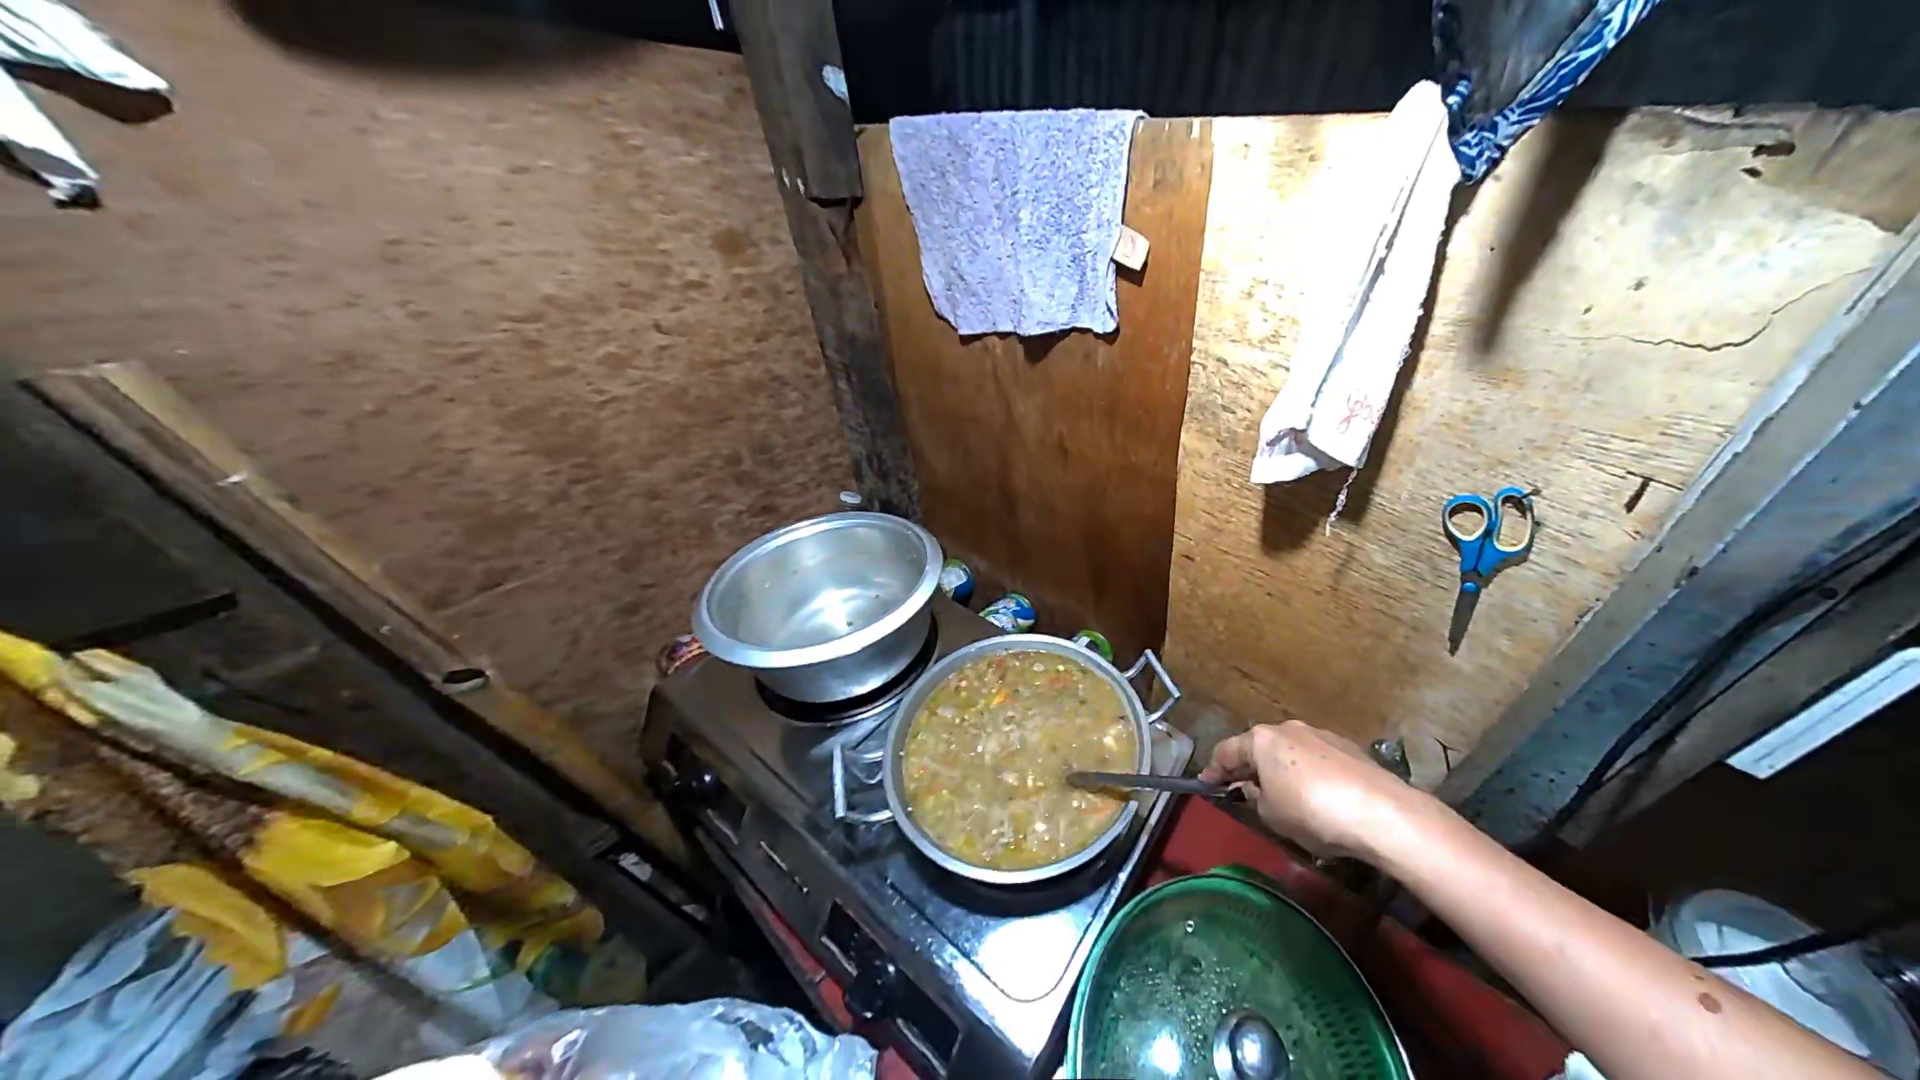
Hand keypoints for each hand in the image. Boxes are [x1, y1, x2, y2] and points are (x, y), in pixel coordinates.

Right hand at [1198, 721, 1419, 860]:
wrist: (1382, 813)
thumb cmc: (1312, 811)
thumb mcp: (1271, 814)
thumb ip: (1256, 799)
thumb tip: (1257, 790)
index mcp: (1261, 740)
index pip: (1226, 752)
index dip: (1214, 771)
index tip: (1207, 784)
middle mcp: (1289, 729)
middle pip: (1260, 748)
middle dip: (1250, 768)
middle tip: (1243, 789)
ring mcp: (1323, 736)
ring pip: (1291, 753)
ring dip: (1283, 771)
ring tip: (1285, 796)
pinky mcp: (1351, 750)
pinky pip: (1319, 762)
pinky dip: (1310, 776)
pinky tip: (1319, 799)